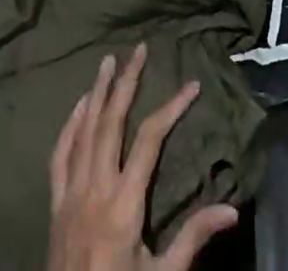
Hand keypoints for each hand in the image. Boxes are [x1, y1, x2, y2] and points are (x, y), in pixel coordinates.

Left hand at [46, 44, 239, 270]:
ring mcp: (70, 197)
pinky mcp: (55, 207)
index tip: (193, 85)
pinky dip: (68, 128)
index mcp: (123, 205)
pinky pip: (59, 158)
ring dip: (96, 94)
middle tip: (138, 50)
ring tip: (107, 62)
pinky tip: (78, 108)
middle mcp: (94, 191)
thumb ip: (193, 238)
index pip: (150, 140)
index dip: (172, 107)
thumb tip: (233, 208)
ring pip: (83, 133)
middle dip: (126, 83)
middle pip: (110, 124)